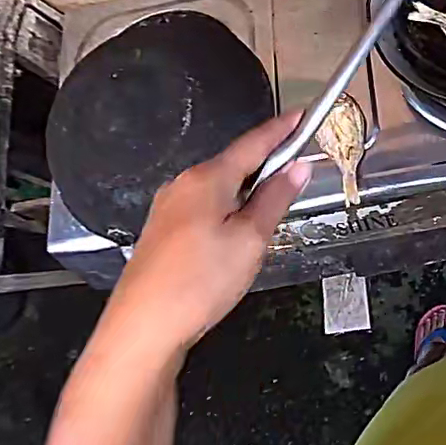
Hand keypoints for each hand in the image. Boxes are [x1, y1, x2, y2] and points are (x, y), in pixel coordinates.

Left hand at [104, 112, 311, 361]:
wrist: (142, 328)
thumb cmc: (201, 281)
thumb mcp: (251, 239)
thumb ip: (276, 199)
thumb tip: (298, 167)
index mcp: (208, 179)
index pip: (254, 143)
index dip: (282, 130)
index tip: (302, 115)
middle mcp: (184, 184)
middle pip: (236, 163)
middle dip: (268, 162)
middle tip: (300, 166)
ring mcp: (169, 206)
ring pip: (221, 186)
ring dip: (250, 187)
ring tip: (277, 201)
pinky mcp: (164, 229)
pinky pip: (206, 204)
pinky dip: (231, 205)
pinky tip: (241, 227)